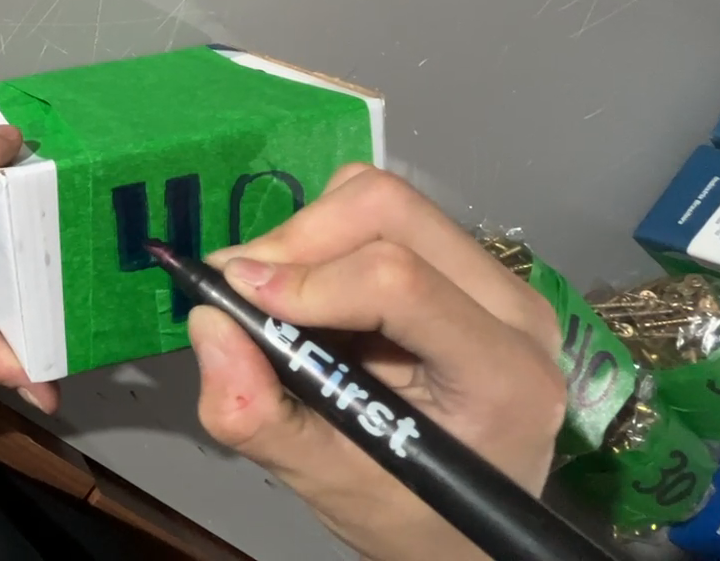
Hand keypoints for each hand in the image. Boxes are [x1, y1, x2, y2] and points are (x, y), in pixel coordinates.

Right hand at [189, 165, 564, 560]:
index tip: (233, 295)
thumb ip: (257, 414)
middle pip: (387, 210)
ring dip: (303, 232)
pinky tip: (310, 284)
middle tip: (242, 284)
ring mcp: (492, 275)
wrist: (459, 524)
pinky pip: (375, 205)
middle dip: (294, 238)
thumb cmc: (401, 510)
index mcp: (502, 376)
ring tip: (275, 289)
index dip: (305, 278)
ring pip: (376, 195)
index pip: (399, 282)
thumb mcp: (322, 482)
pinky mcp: (461, 257)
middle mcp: (511, 308)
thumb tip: (208, 321)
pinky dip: (319, 229)